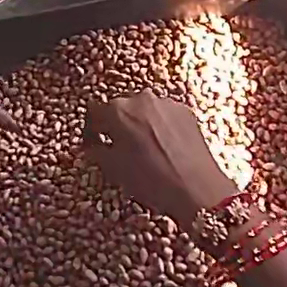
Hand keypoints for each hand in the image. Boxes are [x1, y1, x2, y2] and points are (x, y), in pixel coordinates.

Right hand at [85, 92, 238, 222]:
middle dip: (116, 125)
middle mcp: (141, 99)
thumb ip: (97, 151)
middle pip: (120, 109)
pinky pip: (164, 115)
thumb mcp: (114, 169)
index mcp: (118, 110)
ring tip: (143, 148)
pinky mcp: (185, 111)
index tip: (92, 144)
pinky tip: (163, 147)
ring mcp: (166, 103)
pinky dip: (159, 126)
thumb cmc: (151, 179)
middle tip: (117, 147)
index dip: (91, 131)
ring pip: (144, 110)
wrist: (196, 188)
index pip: (94, 113)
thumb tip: (92, 146)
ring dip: (139, 125)